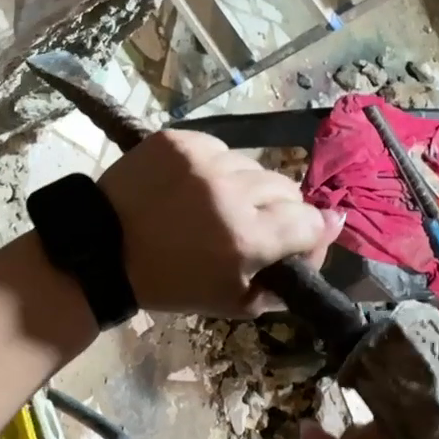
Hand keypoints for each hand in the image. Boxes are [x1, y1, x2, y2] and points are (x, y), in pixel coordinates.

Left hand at [97, 129, 342, 316]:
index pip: (311, 220)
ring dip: (244, 185)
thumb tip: (333, 226)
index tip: (291, 241)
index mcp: (248, 236)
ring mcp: (202, 159)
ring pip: (251, 164)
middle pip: (285, 188)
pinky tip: (194, 185)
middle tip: (249, 224)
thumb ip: (290, 273)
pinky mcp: (178, 138)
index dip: (308, 234)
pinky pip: (217, 146)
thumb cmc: (171, 282)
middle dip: (277, 209)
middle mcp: (230, 190)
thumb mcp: (236, 300)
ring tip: (215, 204)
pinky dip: (214, 165)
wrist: (104, 245)